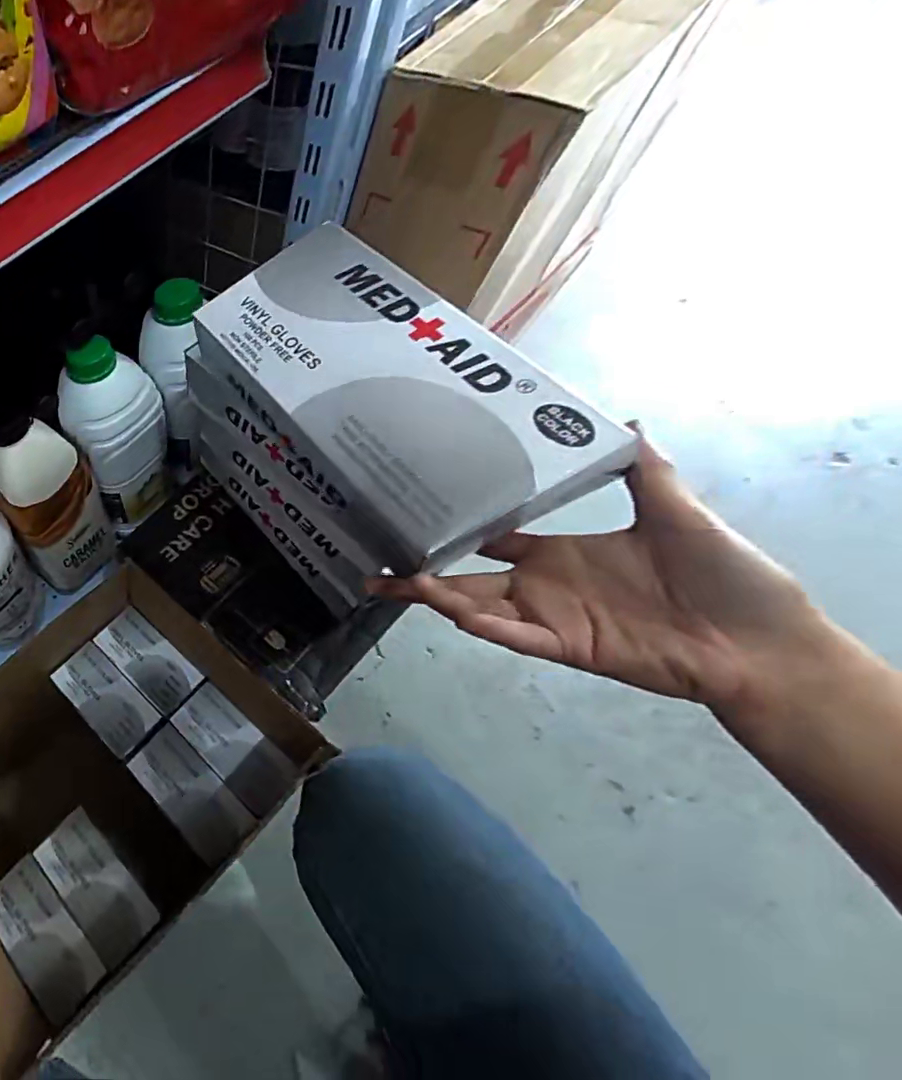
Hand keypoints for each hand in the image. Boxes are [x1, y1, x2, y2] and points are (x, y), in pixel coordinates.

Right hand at [368, 435, 839, 714]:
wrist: (767, 645)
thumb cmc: (727, 579)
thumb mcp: (681, 516)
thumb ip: (645, 473)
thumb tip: (626, 422)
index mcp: (557, 554)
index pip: (489, 543)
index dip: (453, 533)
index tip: (415, 520)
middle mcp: (540, 586)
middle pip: (463, 582)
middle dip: (416, 579)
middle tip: (373, 573)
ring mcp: (548, 618)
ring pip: (476, 607)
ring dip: (438, 599)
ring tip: (398, 587)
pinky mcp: (565, 646)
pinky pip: (516, 637)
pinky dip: (487, 628)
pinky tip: (459, 616)